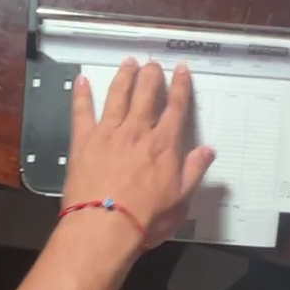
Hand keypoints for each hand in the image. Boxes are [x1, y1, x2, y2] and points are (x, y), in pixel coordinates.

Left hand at [63, 59, 214, 247]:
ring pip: (117, 96)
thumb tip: (208, 150)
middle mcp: (137, 131)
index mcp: (163, 145)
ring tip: (128, 62)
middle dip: (151, 75)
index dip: (179, 86)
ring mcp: (108, 133)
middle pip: (145, 94)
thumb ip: (194, 171)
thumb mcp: (181, 200)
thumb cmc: (146, 218)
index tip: (180, 70)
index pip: (175, 107)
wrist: (105, 226)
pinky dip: (82, 95)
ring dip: (123, 77)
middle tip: (152, 64)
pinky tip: (81, 80)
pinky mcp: (84, 141)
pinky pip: (82, 112)